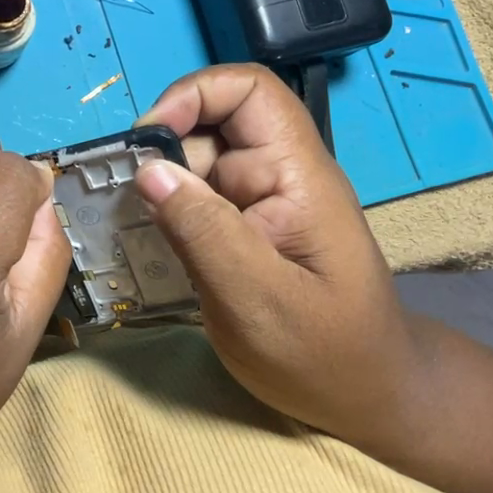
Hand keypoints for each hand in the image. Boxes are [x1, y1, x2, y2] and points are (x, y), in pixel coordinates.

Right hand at [133, 65, 418, 442]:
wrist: (367, 399)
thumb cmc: (327, 355)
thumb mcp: (260, 301)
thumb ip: (204, 233)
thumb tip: (147, 170)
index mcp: (296, 176)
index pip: (250, 93)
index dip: (194, 96)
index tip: (148, 143)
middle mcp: (274, 177)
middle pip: (207, 128)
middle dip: (160, 154)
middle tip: (125, 201)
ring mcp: (254, 204)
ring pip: (191, 166)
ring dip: (155, 189)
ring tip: (131, 230)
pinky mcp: (237, 231)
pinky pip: (190, 203)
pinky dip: (161, 215)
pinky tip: (146, 244)